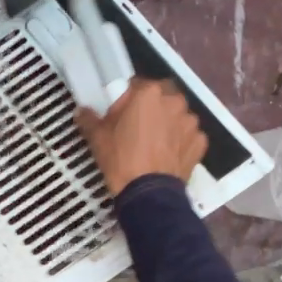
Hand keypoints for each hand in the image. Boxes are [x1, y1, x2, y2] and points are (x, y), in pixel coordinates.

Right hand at [77, 81, 208, 195]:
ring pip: (177, 117)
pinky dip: (180, 144)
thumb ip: (89, 119)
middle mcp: (174, 101)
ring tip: (156, 146)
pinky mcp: (200, 142)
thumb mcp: (98, 139)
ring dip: (169, 125)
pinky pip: (188, 138)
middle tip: (140, 130)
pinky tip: (169, 157)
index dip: (128, 101)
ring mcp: (190, 122)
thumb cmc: (121, 160)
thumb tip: (81, 111)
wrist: (148, 194)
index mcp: (149, 93)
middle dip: (152, 110)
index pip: (136, 87)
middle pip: (161, 99)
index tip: (121, 117)